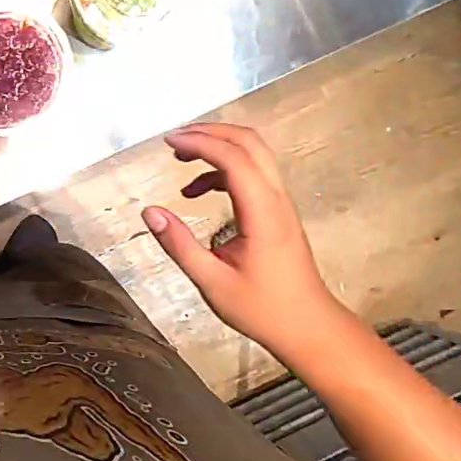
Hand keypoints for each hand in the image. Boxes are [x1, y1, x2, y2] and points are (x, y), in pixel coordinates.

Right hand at [141, 123, 352, 353]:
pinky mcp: (278, 211)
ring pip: (254, 154)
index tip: (168, 143)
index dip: (200, 143)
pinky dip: (223, 170)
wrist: (309, 327)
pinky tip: (197, 191)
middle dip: (210, 132)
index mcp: (263, 213)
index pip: (233, 159)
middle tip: (175, 140)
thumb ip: (179, 245)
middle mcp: (276, 199)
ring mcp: (281, 203)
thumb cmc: (263, 309)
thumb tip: (150, 212)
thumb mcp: (212, 282)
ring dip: (218, 147)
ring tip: (181, 160)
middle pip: (249, 143)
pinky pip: (252, 174)